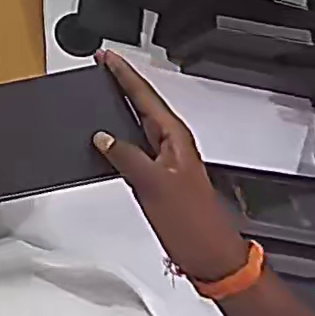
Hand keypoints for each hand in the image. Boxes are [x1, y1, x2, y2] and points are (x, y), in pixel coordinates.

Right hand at [92, 50, 249, 281]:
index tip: (107, 57)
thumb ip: (125, 155)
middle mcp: (171, 143)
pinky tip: (107, 133)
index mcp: (174, 137)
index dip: (124, 73)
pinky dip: (119, 130)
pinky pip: (134, 141)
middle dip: (122, 81)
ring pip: (138, 120)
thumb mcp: (153, 184)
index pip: (145, 95)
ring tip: (102, 89)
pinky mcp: (157, 174)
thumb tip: (102, 137)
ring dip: (120, 103)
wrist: (212, 258)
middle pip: (143, 102)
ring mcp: (165, 158)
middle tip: (102, 64)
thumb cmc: (194, 224)